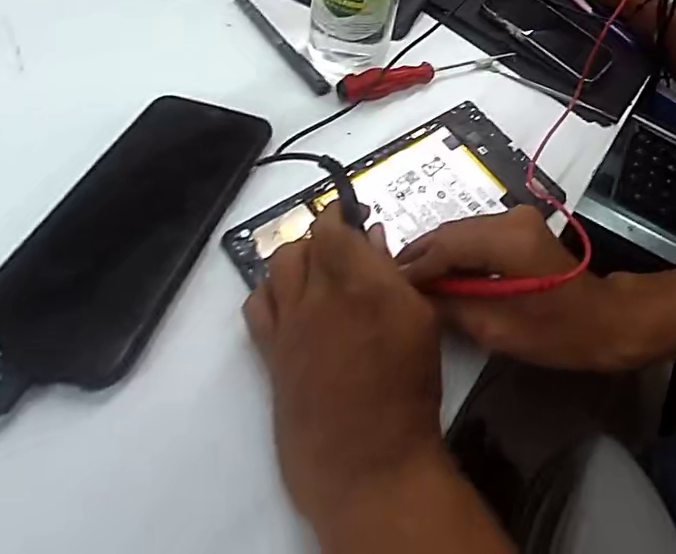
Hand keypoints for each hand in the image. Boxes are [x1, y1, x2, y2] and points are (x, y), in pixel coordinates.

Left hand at [244, 212, 447, 527]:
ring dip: (295, 258)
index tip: (352, 215)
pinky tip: (289, 302)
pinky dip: (269, 292)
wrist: (369, 462)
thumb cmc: (407, 388)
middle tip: (341, 248)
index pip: (331, 225)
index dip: (339, 214)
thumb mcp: (419, 320)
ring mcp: (287, 324)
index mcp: (356, 280)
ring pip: (276, 266)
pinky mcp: (270, 354)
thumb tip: (372, 239)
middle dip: (320, 236)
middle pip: (301, 242)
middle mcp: (315, 294)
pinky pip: (256, 306)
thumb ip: (391, 273)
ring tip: (314, 271)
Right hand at [397, 207, 643, 371]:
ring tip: (408, 280)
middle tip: (389, 281)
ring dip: (435, 254)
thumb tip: (416, 295)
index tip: (387, 284)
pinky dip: (455, 253)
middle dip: (419, 256)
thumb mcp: (500, 330)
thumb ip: (453, 306)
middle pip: (450, 232)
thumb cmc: (560, 332)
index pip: (445, 246)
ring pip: (460, 231)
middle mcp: (510, 218)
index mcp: (507, 239)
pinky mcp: (519, 226)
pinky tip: (439, 273)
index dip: (414, 266)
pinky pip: (475, 236)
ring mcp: (516, 218)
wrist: (608, 319)